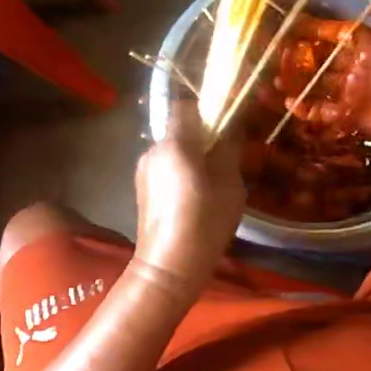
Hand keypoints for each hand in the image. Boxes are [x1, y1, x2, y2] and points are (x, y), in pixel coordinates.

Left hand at [134, 100, 246, 286]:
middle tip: (224, 154)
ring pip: (171, 149)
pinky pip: (164, 167)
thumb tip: (229, 125)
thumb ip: (228, 149)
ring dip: (189, 155)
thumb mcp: (230, 184)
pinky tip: (192, 195)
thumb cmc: (205, 222)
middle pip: (177, 128)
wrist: (168, 265)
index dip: (206, 108)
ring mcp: (143, 169)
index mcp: (174, 144)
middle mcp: (152, 150)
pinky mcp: (140, 187)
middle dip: (200, 135)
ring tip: (210, 180)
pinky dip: (178, 171)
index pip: (185, 106)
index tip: (225, 121)